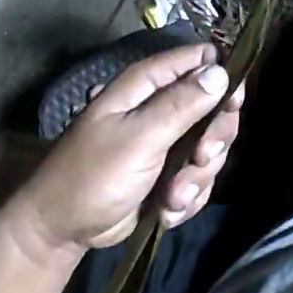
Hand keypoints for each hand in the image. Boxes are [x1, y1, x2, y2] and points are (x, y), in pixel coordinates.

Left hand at [12, 43, 241, 257]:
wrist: (61, 230)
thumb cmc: (92, 175)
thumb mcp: (138, 138)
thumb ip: (181, 104)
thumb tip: (221, 71)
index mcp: (148, 85)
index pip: (200, 61)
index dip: (223, 77)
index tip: (232, 105)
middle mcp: (162, 107)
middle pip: (216, 108)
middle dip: (213, 139)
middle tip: (200, 158)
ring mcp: (168, 142)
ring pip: (211, 148)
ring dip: (197, 177)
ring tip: (171, 197)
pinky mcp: (170, 174)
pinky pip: (200, 178)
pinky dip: (188, 197)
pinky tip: (166, 210)